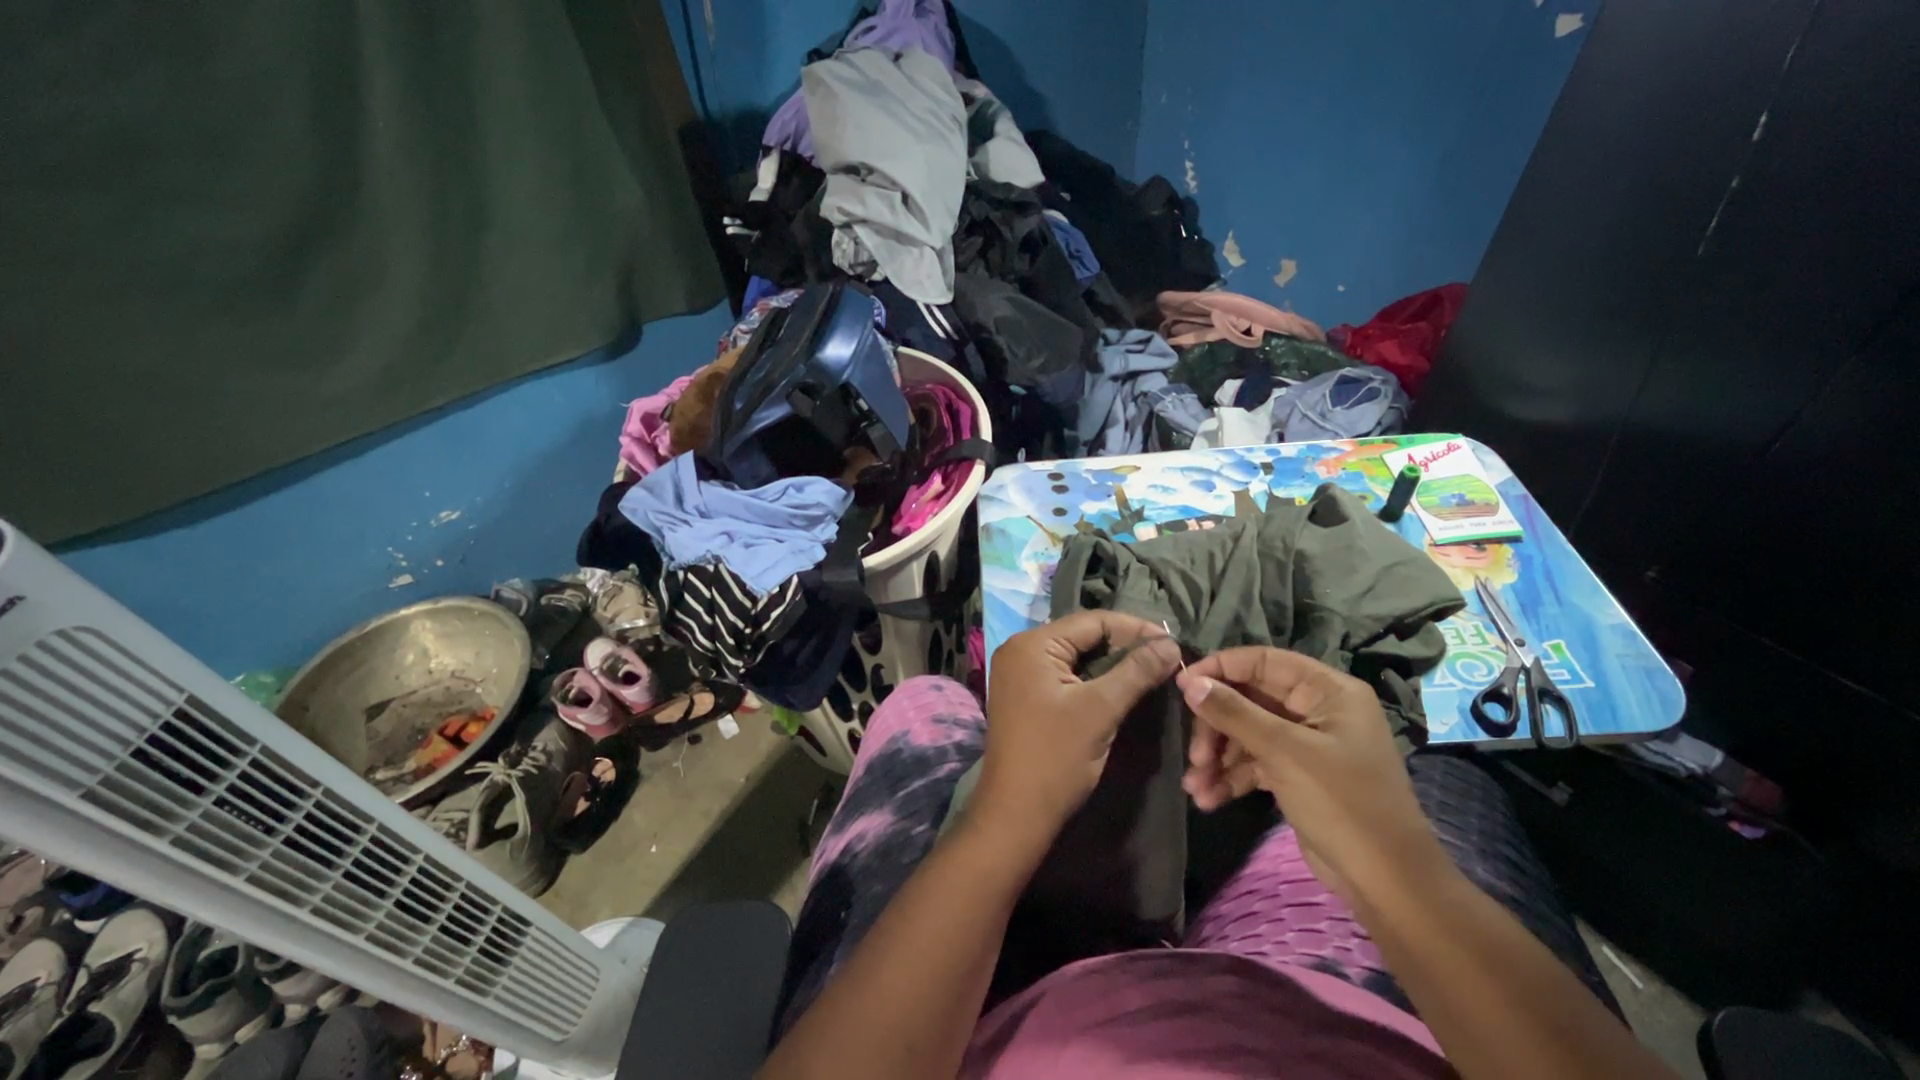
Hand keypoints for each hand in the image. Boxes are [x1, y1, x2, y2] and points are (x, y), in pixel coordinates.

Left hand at [976, 612, 1179, 843]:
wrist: (1016, 813)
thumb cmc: (1056, 757)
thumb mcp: (1101, 709)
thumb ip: (1137, 671)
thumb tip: (1172, 644)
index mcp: (1031, 644)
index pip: (1092, 621)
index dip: (1136, 629)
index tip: (1174, 643)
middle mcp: (1020, 651)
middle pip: (1083, 637)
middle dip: (1126, 646)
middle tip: (1167, 659)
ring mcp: (1019, 675)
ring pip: (1077, 658)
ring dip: (1113, 665)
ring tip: (1153, 672)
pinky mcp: (1025, 697)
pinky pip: (1066, 677)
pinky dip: (1095, 681)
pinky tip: (1123, 689)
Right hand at [1176, 648, 1445, 901]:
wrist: (1385, 879)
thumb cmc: (1342, 802)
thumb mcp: (1285, 753)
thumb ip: (1235, 714)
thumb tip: (1190, 683)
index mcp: (1328, 691)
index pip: (1264, 662)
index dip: (1220, 670)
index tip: (1181, 687)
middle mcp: (1318, 710)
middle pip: (1250, 699)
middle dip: (1216, 727)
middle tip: (1194, 756)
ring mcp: (1307, 744)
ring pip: (1248, 734)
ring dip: (1218, 757)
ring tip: (1195, 786)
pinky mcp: (1297, 775)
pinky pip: (1255, 764)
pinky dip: (1231, 778)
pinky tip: (1208, 799)